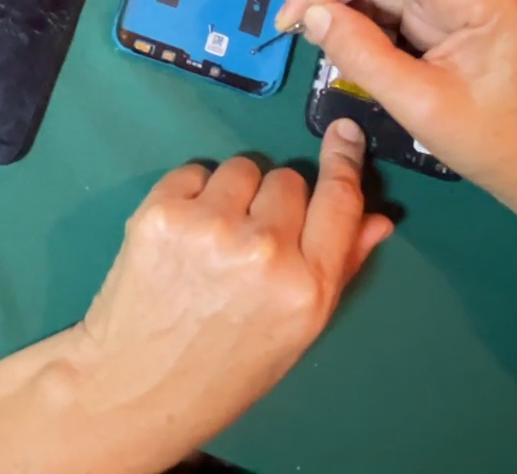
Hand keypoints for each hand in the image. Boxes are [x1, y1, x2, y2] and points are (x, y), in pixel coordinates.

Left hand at [22, 122, 391, 470]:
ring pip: (241, 168)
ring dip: (232, 192)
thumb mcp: (296, 331)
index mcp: (305, 288)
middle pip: (287, 180)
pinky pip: (195, 170)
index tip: (344, 131)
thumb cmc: (226, 365)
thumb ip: (340, 268)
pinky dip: (192, 192)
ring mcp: (209, 226)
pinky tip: (182, 234)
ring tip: (212, 239)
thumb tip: (378, 218)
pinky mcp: (161, 210)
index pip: (339, 201)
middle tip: (249, 240)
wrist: (138, 384)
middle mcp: (262, 251)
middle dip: (273, 201)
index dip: (344, 161)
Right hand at [275, 0, 516, 221]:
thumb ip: (363, 57)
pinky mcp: (441, 15)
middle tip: (289, 21)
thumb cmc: (496, 142)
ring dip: (336, 0)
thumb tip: (311, 16)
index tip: (313, 3)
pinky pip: (387, 2)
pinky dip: (353, 17)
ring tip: (301, 30)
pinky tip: (328, 37)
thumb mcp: (421, 104)